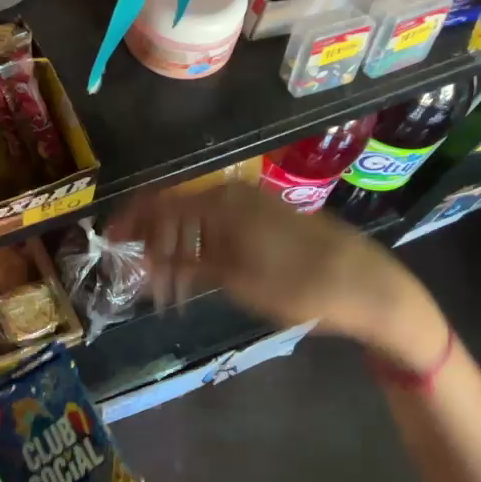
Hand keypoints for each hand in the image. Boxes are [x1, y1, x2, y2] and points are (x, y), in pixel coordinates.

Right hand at [107, 183, 447, 370]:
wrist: (371, 288)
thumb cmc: (299, 285)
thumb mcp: (235, 280)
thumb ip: (184, 265)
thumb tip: (142, 261)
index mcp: (218, 201)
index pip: (157, 201)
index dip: (130, 219)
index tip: (108, 239)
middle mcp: (231, 193)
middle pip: (176, 210)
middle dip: (154, 242)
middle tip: (145, 278)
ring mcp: (253, 204)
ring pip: (200, 221)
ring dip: (179, 249)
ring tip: (173, 287)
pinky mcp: (269, 218)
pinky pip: (222, 226)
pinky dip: (205, 248)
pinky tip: (204, 274)